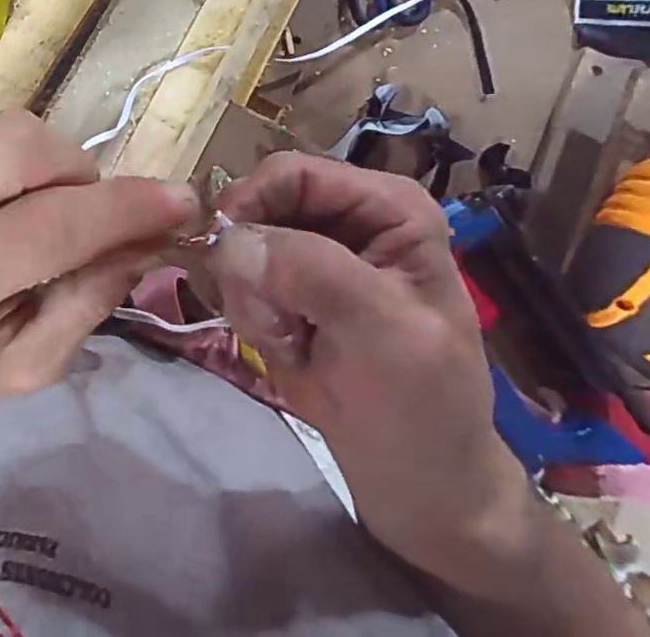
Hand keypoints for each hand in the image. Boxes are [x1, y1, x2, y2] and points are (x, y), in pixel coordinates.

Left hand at [0, 109, 198, 403]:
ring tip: (48, 213)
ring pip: (14, 131)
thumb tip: (155, 230)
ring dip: (58, 168)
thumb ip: (92, 297)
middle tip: (95, 216)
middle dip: (83, 177)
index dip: (116, 212)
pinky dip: (28, 162)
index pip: (37, 231)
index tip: (180, 203)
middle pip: (21, 150)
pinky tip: (10, 201)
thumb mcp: (32, 362)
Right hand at [207, 153, 532, 581]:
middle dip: (254, 268)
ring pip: (238, 246)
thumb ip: (314, 272)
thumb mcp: (385, 332)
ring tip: (296, 343)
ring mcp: (312, 252)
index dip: (249, 205)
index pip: (290, 172)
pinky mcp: (287, 287)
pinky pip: (237, 282)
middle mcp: (345, 215)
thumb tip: (229, 238)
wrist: (414, 476)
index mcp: (385, 204)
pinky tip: (290, 350)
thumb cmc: (421, 403)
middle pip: (255, 206)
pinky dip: (250, 317)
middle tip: (282, 323)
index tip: (227, 260)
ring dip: (254, 301)